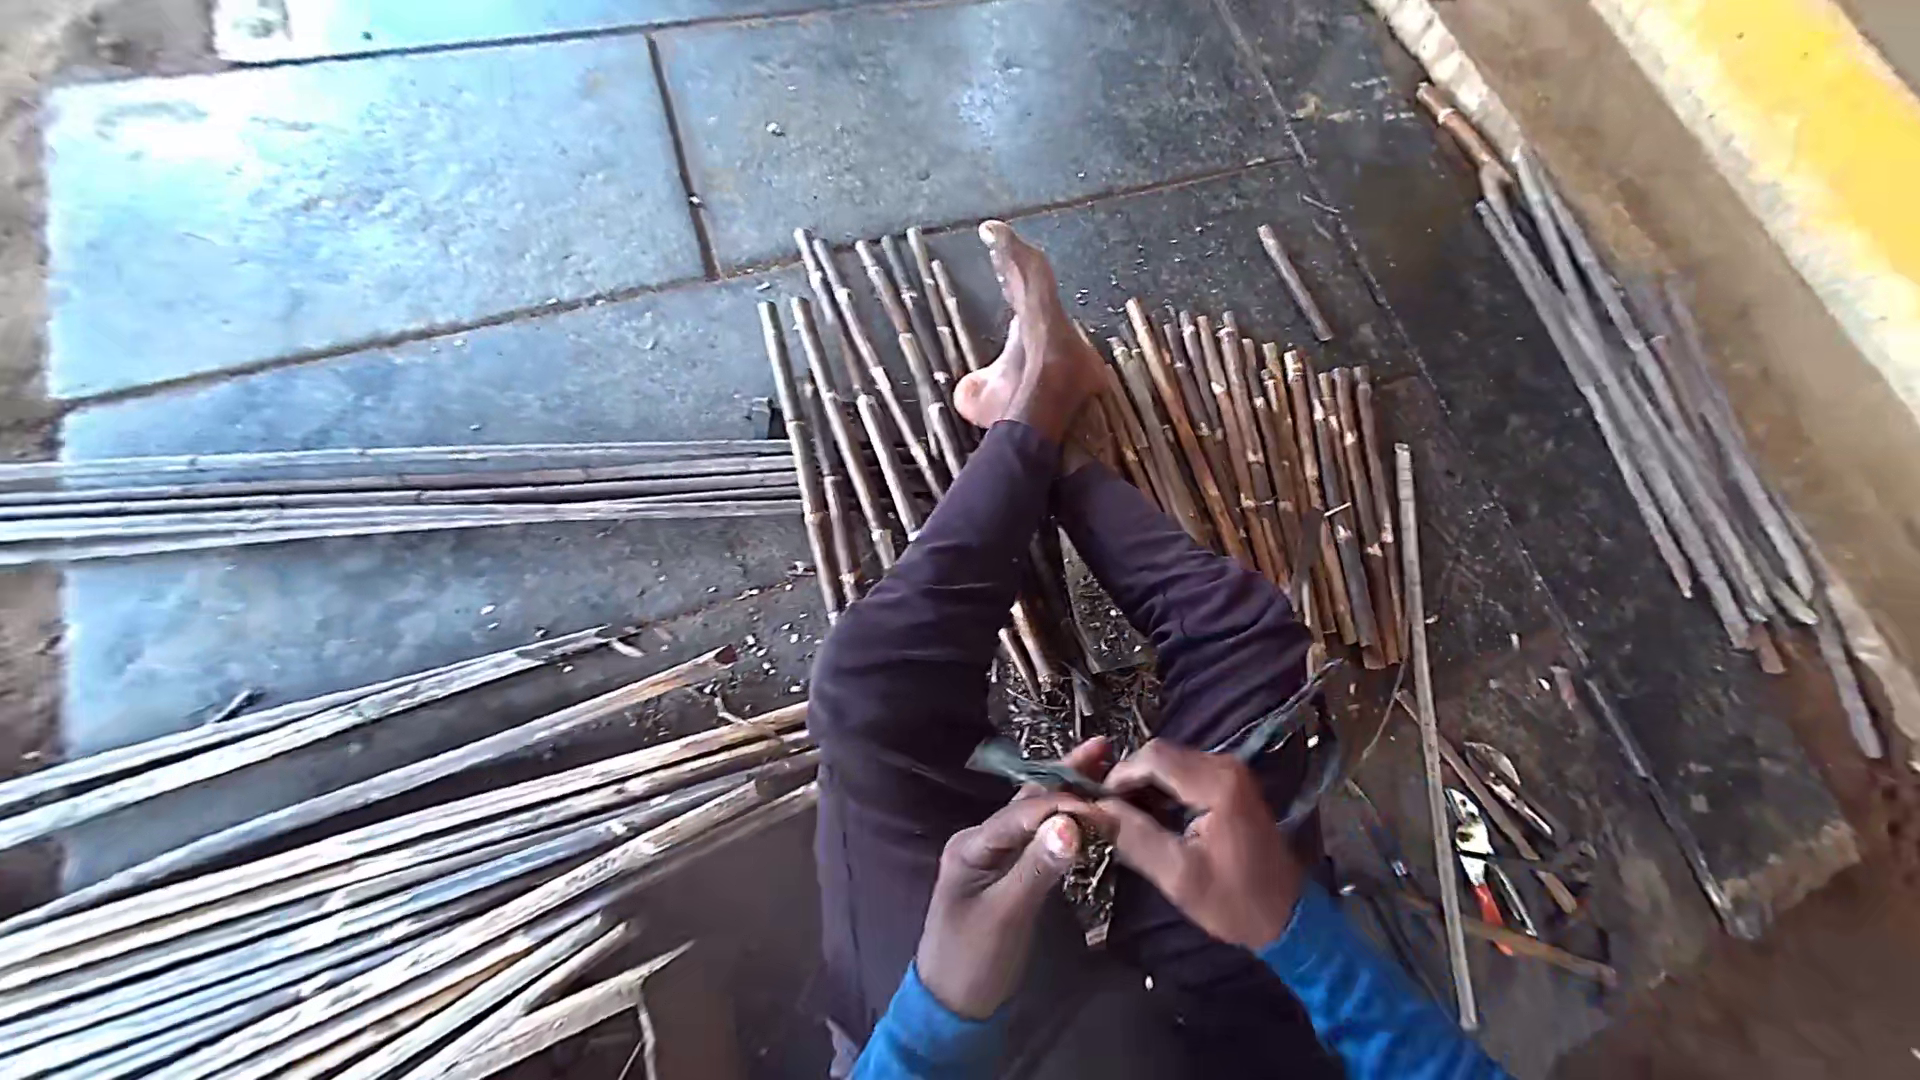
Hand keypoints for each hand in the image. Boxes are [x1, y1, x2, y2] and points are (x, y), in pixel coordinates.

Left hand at [915, 738, 1109, 1018]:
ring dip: (1066, 792)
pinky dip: (1062, 821)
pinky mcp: (1010, 870)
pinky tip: (1083, 810)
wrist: (953, 1007)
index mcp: (973, 842)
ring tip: (1099, 766)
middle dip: (1064, 776)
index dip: (1062, 804)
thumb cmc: (972, 960)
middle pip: (1027, 801)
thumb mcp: (1006, 915)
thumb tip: (1073, 822)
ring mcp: (996, 853)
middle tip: (1101, 748)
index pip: (1021, 811)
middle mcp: (983, 838)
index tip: (1102, 806)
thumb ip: (1037, 867)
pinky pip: (1038, 837)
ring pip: (1034, 814)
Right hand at [1097, 739, 1304, 949]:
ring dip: (1142, 784)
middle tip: (1110, 812)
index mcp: (1217, 782)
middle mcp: (1224, 764)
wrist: (1291, 920)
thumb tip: (1089, 809)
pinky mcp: (1227, 781)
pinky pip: (1181, 771)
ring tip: (1125, 816)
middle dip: (1129, 780)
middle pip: (1158, 754)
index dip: (1119, 776)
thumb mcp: (1178, 875)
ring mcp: (1228, 770)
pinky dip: (1160, 787)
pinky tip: (1150, 814)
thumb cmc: (1236, 902)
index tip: (1099, 804)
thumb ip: (1132, 835)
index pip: (1151, 758)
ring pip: (1167, 761)